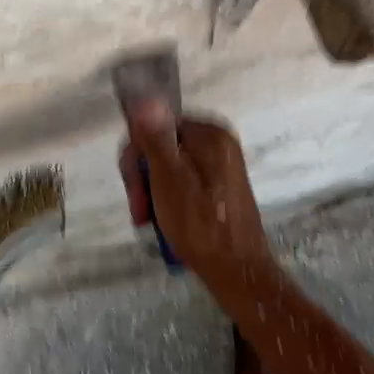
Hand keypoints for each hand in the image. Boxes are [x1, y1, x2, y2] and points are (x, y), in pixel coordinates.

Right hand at [119, 109, 274, 292]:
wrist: (239, 276)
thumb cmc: (201, 228)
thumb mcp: (169, 180)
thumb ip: (155, 139)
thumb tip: (145, 98)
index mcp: (210, 135)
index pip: (155, 125)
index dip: (138, 156)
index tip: (135, 189)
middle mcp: (218, 143)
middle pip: (161, 146)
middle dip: (144, 178)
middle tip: (140, 212)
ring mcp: (220, 166)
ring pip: (168, 167)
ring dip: (152, 193)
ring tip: (150, 221)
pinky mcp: (219, 188)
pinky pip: (182, 182)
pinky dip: (168, 200)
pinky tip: (165, 222)